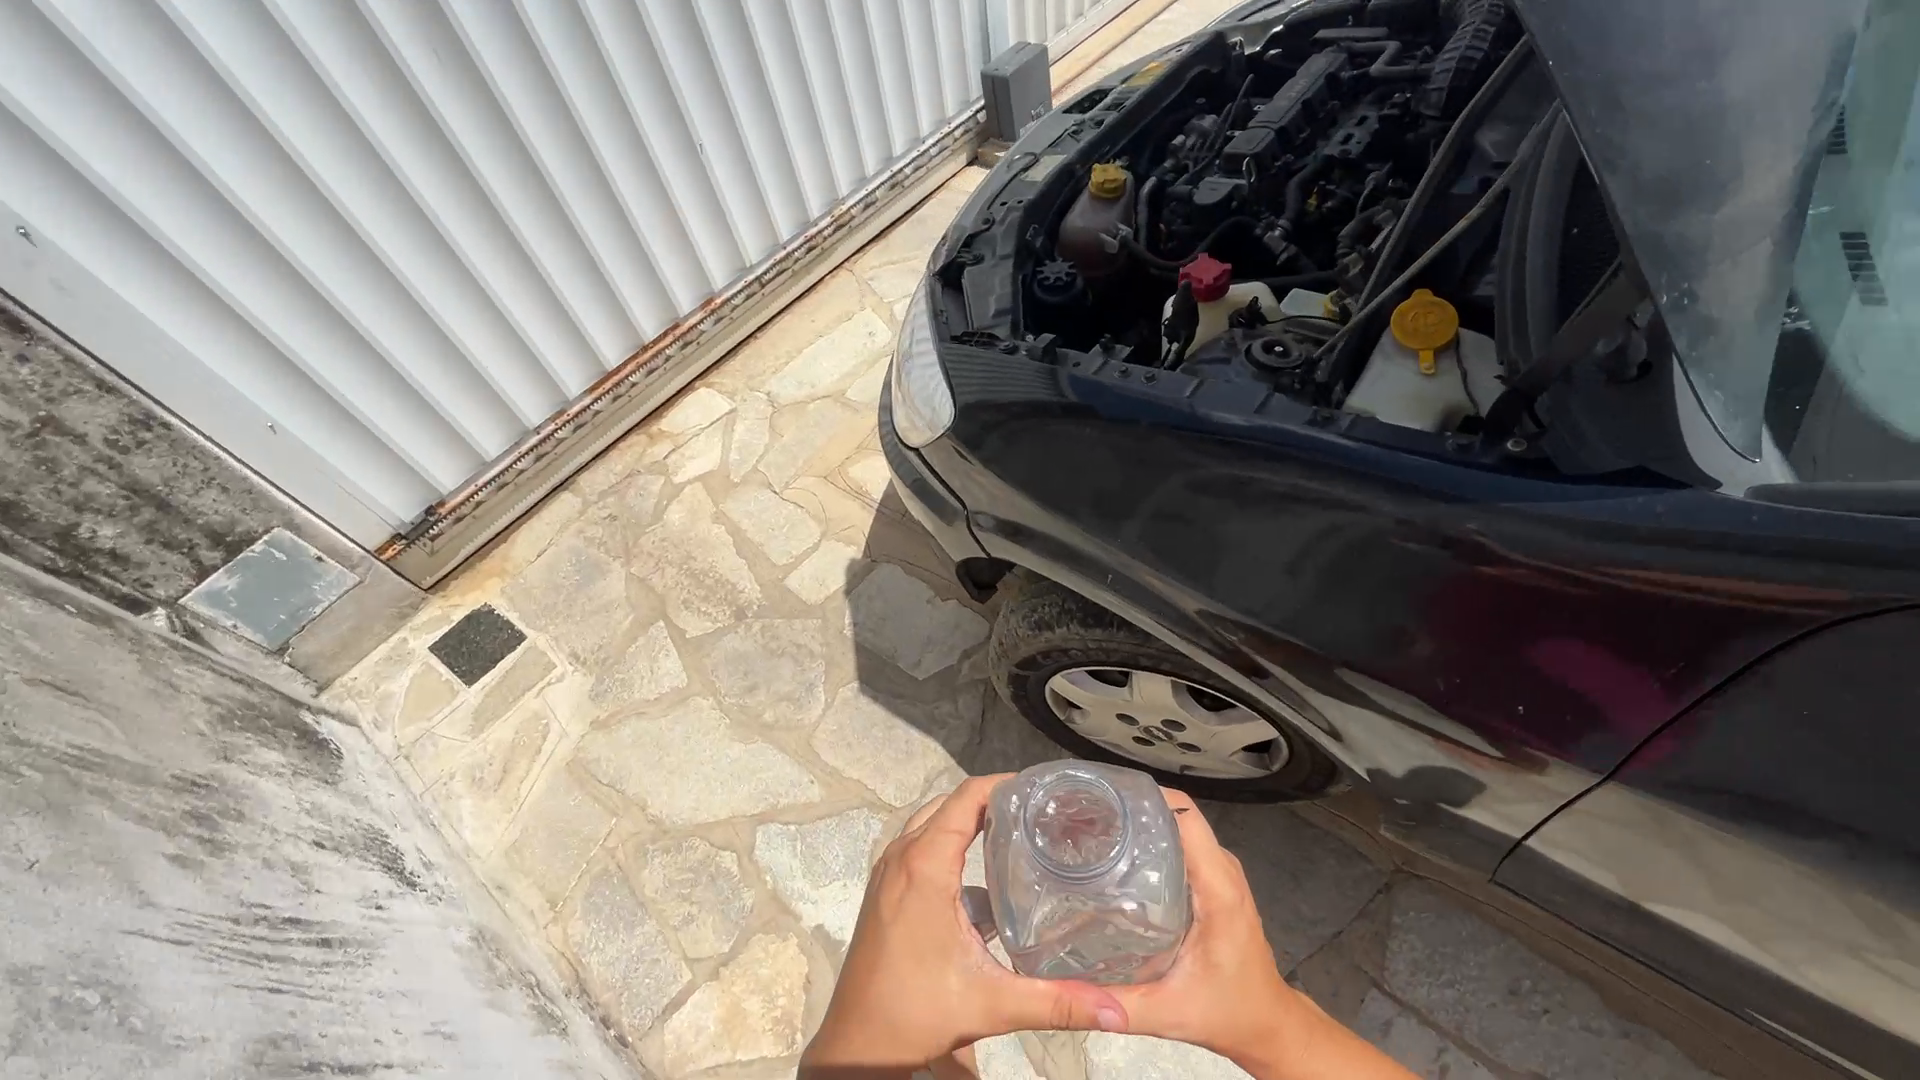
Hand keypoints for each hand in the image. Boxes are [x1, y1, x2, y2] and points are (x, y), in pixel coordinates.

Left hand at [800, 774, 1129, 1076]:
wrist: (856, 1043)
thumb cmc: (916, 1013)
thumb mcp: (991, 1004)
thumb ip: (1056, 1002)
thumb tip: (1118, 1011)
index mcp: (924, 864)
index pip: (966, 796)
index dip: (1004, 784)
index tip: (1044, 790)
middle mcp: (901, 854)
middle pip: (951, 803)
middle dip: (993, 798)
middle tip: (1040, 811)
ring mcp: (888, 869)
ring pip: (932, 821)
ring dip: (968, 818)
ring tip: (1017, 830)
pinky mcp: (884, 887)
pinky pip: (919, 843)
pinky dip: (949, 839)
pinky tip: (982, 872)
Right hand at [1105, 790, 1414, 1079]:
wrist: (1268, 1024)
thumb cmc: (1227, 1012)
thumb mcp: (1170, 1013)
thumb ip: (1120, 1002)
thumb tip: (1066, 992)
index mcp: (1217, 887)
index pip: (1184, 816)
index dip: (1144, 798)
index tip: (1102, 801)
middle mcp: (1222, 869)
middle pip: (1177, 814)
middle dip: (1133, 808)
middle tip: (1085, 818)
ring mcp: (1221, 871)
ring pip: (1181, 825)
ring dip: (1142, 822)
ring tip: (1095, 831)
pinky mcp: (1216, 880)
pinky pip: (1185, 843)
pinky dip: (1154, 840)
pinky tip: (1119, 856)